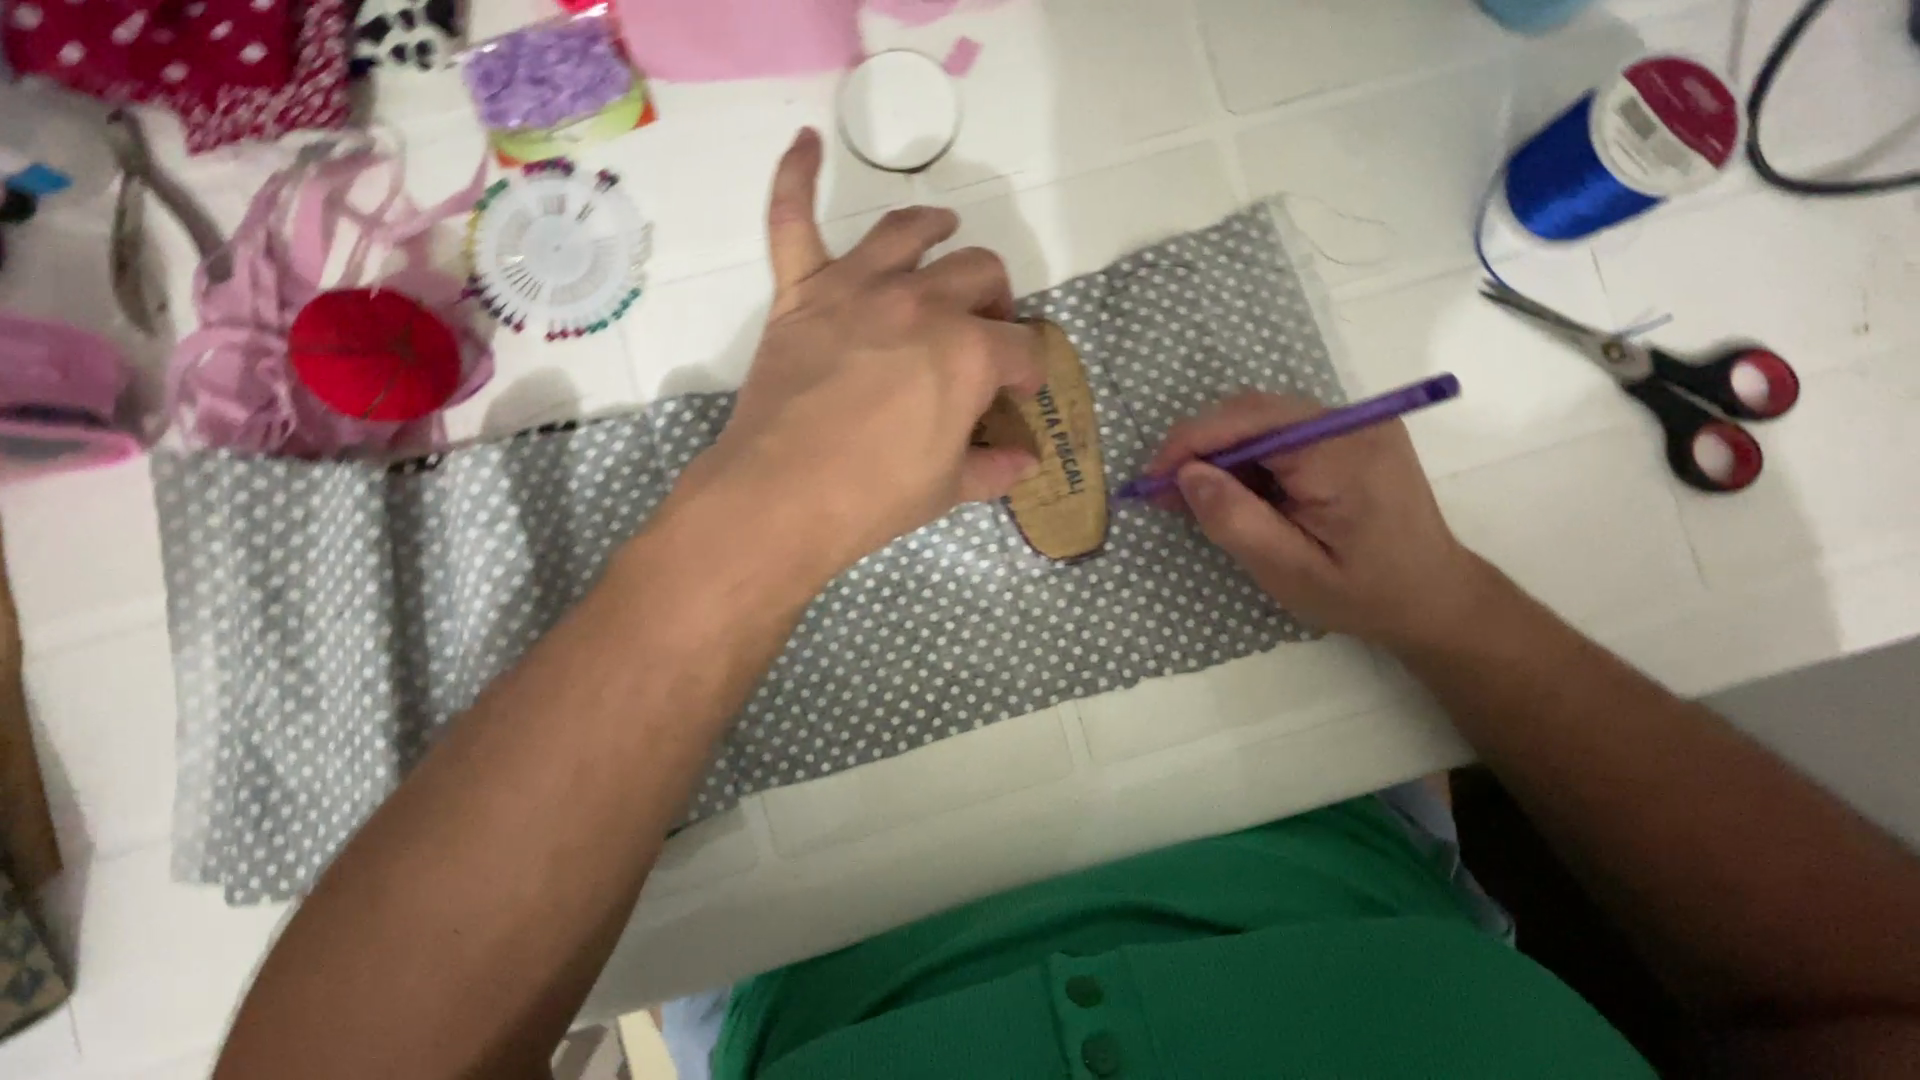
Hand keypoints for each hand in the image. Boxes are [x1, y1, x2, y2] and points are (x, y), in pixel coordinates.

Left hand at [676, 129, 1043, 575]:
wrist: (782, 496)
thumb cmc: (874, 497)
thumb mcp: (948, 489)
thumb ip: (993, 467)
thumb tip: (1026, 463)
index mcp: (969, 352)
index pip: (1021, 350)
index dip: (1028, 374)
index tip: (1019, 394)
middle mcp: (921, 303)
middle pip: (979, 274)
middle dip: (995, 300)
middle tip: (985, 328)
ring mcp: (857, 290)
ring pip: (906, 230)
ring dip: (933, 226)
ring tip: (943, 229)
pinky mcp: (801, 293)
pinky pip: (792, 220)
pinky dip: (796, 178)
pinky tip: (805, 143)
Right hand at [1148, 391, 1500, 649]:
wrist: (1435, 599)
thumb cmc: (1364, 594)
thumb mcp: (1290, 571)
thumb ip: (1236, 520)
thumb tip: (1186, 475)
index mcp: (1341, 452)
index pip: (1248, 420)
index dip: (1189, 442)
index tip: (1150, 481)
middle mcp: (1351, 422)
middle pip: (1253, 412)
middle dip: (1200, 447)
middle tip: (1165, 493)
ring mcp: (1355, 425)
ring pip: (1263, 420)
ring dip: (1221, 452)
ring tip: (1192, 496)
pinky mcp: (1352, 437)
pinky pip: (1284, 433)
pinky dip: (1248, 458)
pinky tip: (1232, 490)